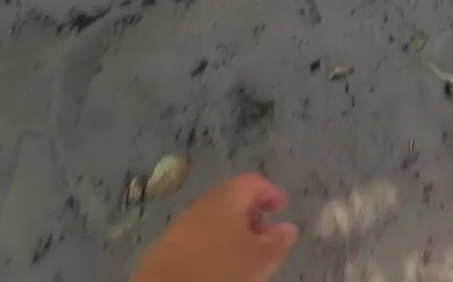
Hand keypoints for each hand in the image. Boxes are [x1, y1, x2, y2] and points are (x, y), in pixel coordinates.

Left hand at [133, 173, 299, 281]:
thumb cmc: (218, 271)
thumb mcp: (258, 259)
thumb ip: (278, 242)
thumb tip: (290, 228)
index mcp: (227, 199)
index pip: (253, 182)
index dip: (270, 192)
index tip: (282, 208)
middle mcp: (202, 205)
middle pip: (231, 200)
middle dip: (250, 214)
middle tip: (264, 234)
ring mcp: (179, 227)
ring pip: (212, 220)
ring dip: (229, 231)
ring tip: (241, 254)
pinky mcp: (163, 250)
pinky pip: (195, 238)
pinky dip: (210, 245)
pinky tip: (214, 266)